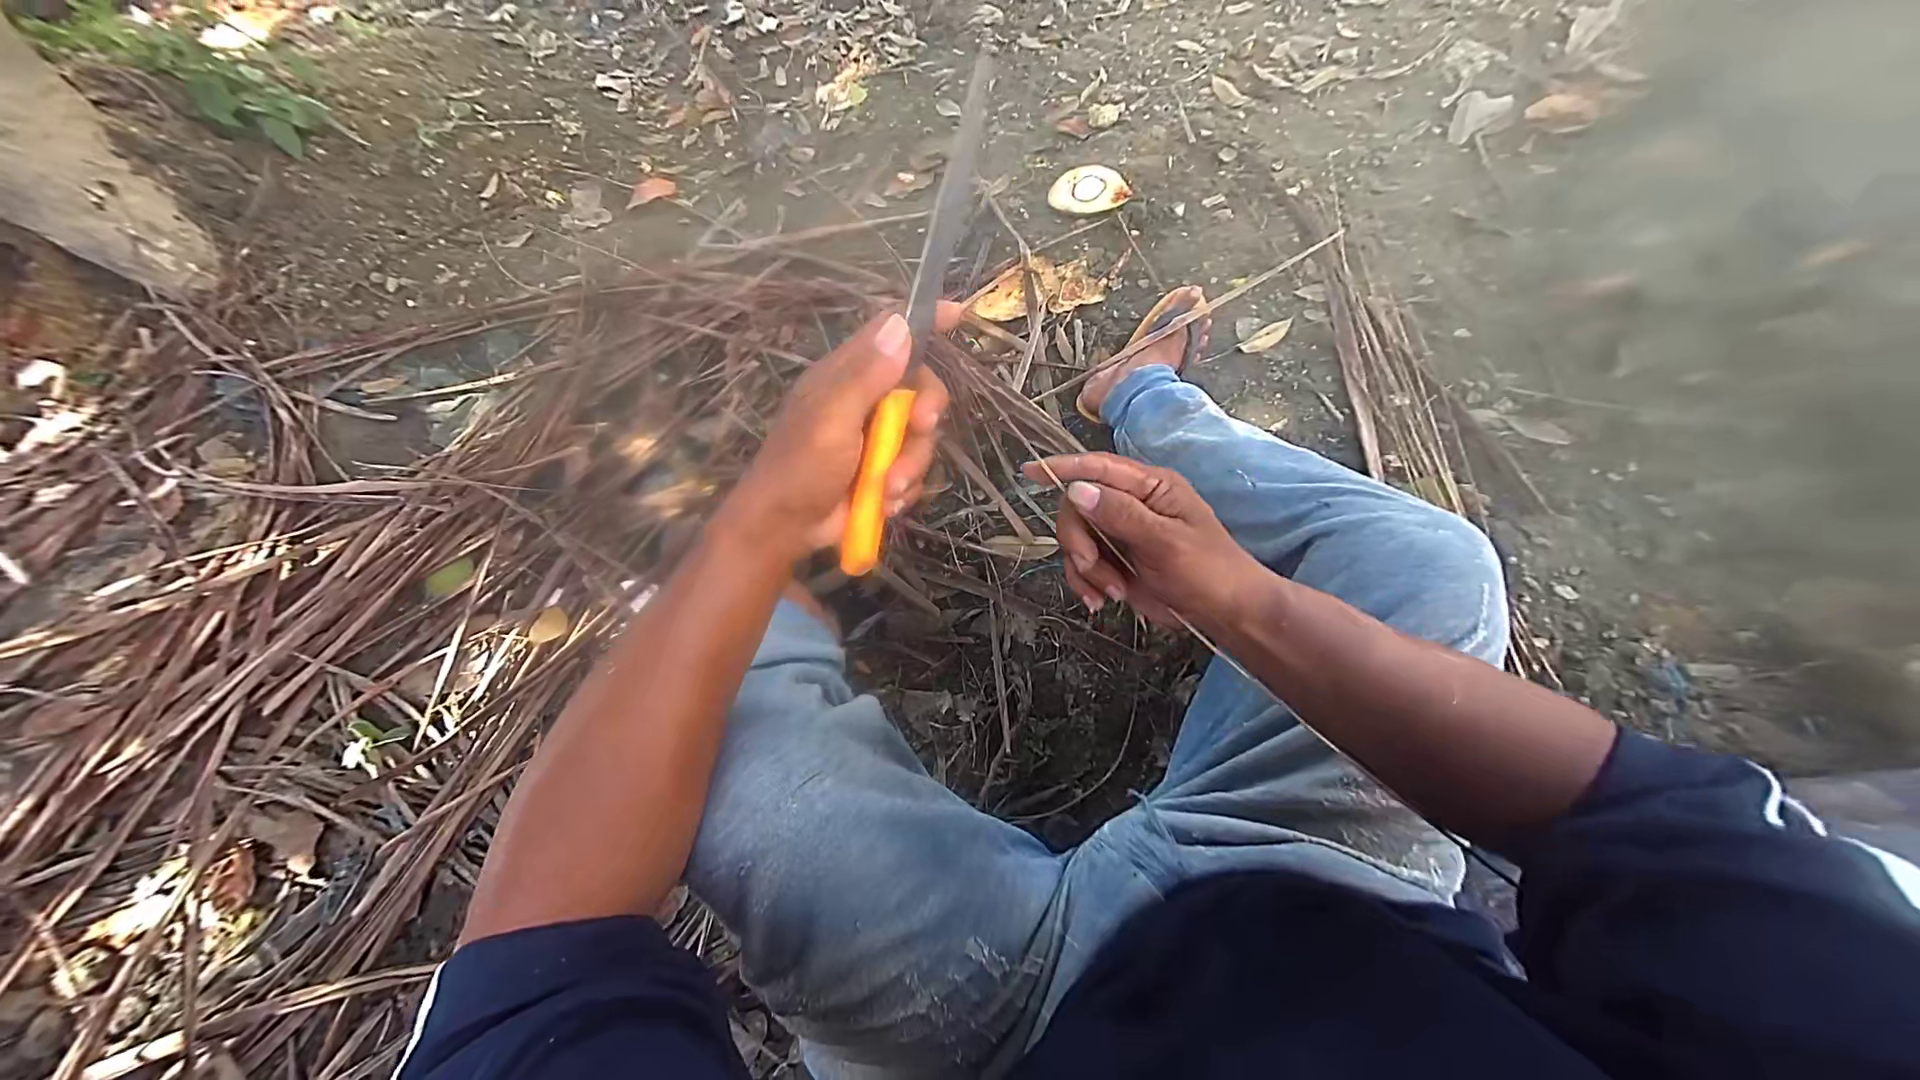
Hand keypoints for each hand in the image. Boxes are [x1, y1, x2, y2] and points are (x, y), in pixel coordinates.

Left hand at [725, 304, 958, 556]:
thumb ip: (866, 376)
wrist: (786, 528)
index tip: (958, 314)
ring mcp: (875, 438)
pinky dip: (903, 488)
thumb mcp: (832, 418)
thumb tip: (899, 325)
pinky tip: (883, 501)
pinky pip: (915, 470)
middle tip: (922, 428)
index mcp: (847, 376)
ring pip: (921, 438)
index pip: (889, 334)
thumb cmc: (800, 469)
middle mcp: (865, 401)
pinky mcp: (882, 470)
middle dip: (925, 413)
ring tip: (886, 488)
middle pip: (920, 390)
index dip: (923, 322)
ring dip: (909, 466)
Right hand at [1023, 453, 1265, 628]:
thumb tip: (1076, 489)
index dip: (1064, 468)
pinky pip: (1080, 565)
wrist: (1224, 613)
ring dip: (1086, 569)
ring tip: (1112, 592)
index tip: (1031, 472)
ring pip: (1075, 539)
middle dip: (1079, 541)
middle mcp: (1130, 503)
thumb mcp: (1167, 542)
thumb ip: (1121, 515)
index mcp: (1150, 487)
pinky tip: (1101, 601)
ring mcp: (1119, 532)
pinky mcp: (1113, 560)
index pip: (1099, 467)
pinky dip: (1085, 584)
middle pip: (1077, 507)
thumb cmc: (1208, 571)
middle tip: (1092, 567)